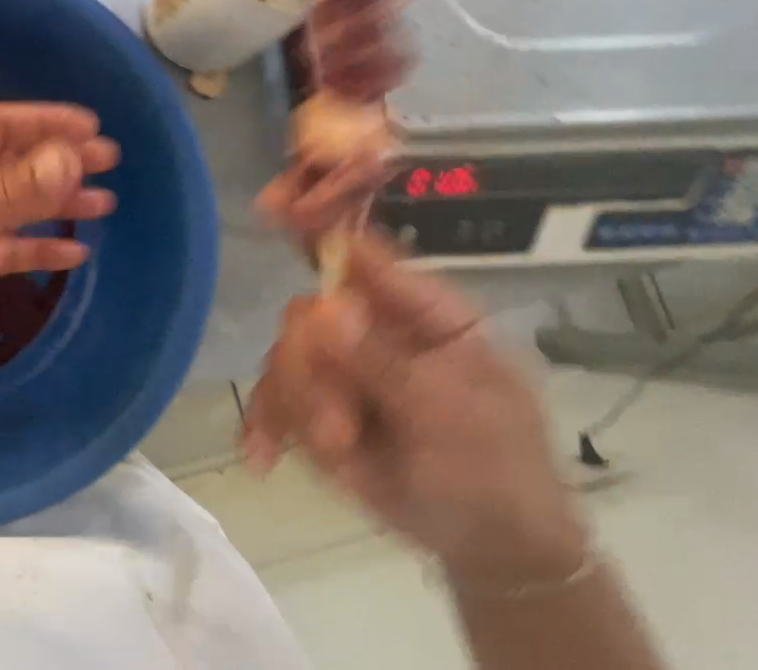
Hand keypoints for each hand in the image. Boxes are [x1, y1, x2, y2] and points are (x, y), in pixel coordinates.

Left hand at [0, 103, 118, 391]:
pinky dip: (39, 248)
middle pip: (13, 163)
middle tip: (111, 162)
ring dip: (56, 202)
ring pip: (16, 207)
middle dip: (59, 160)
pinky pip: (9, 249)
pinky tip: (75, 254)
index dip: (44, 121)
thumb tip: (70, 156)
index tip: (92, 127)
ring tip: (104, 204)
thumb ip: (10, 193)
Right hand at [241, 228, 586, 585]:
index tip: (273, 210)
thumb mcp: (451, 413)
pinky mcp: (317, 406)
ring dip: (301, 406)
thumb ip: (382, 360)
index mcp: (423, 315)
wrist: (488, 546)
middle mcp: (375, 329)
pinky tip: (262, 457)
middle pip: (309, 314)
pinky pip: (273, 396)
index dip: (322, 234)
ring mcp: (342, 369)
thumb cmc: (495, 470)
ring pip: (285, 356)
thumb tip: (323, 307)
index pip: (368, 257)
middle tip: (337, 422)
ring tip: (336, 452)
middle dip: (312, 369)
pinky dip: (266, 424)